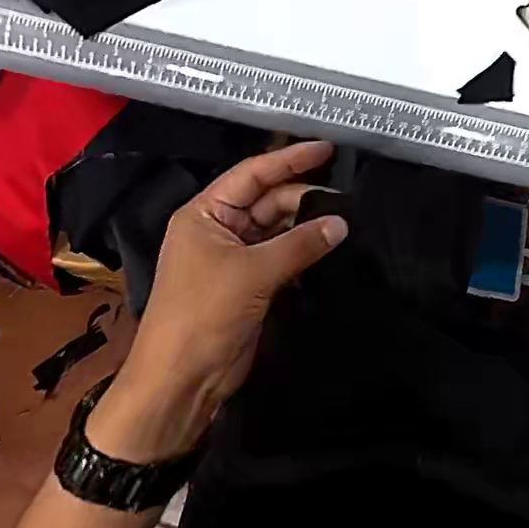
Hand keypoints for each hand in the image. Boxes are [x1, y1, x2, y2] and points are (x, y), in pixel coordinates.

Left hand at [85, 141, 346, 462]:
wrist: (181, 379)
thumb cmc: (204, 314)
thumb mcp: (252, 272)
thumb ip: (300, 244)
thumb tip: (342, 223)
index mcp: (205, 212)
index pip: (253, 174)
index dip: (290, 159)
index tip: (327, 147)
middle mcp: (219, 227)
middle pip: (269, 201)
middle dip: (305, 197)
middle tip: (346, 200)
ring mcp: (235, 256)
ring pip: (278, 229)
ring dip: (308, 226)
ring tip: (346, 221)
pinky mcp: (250, 282)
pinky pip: (282, 256)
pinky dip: (304, 251)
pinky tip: (331, 247)